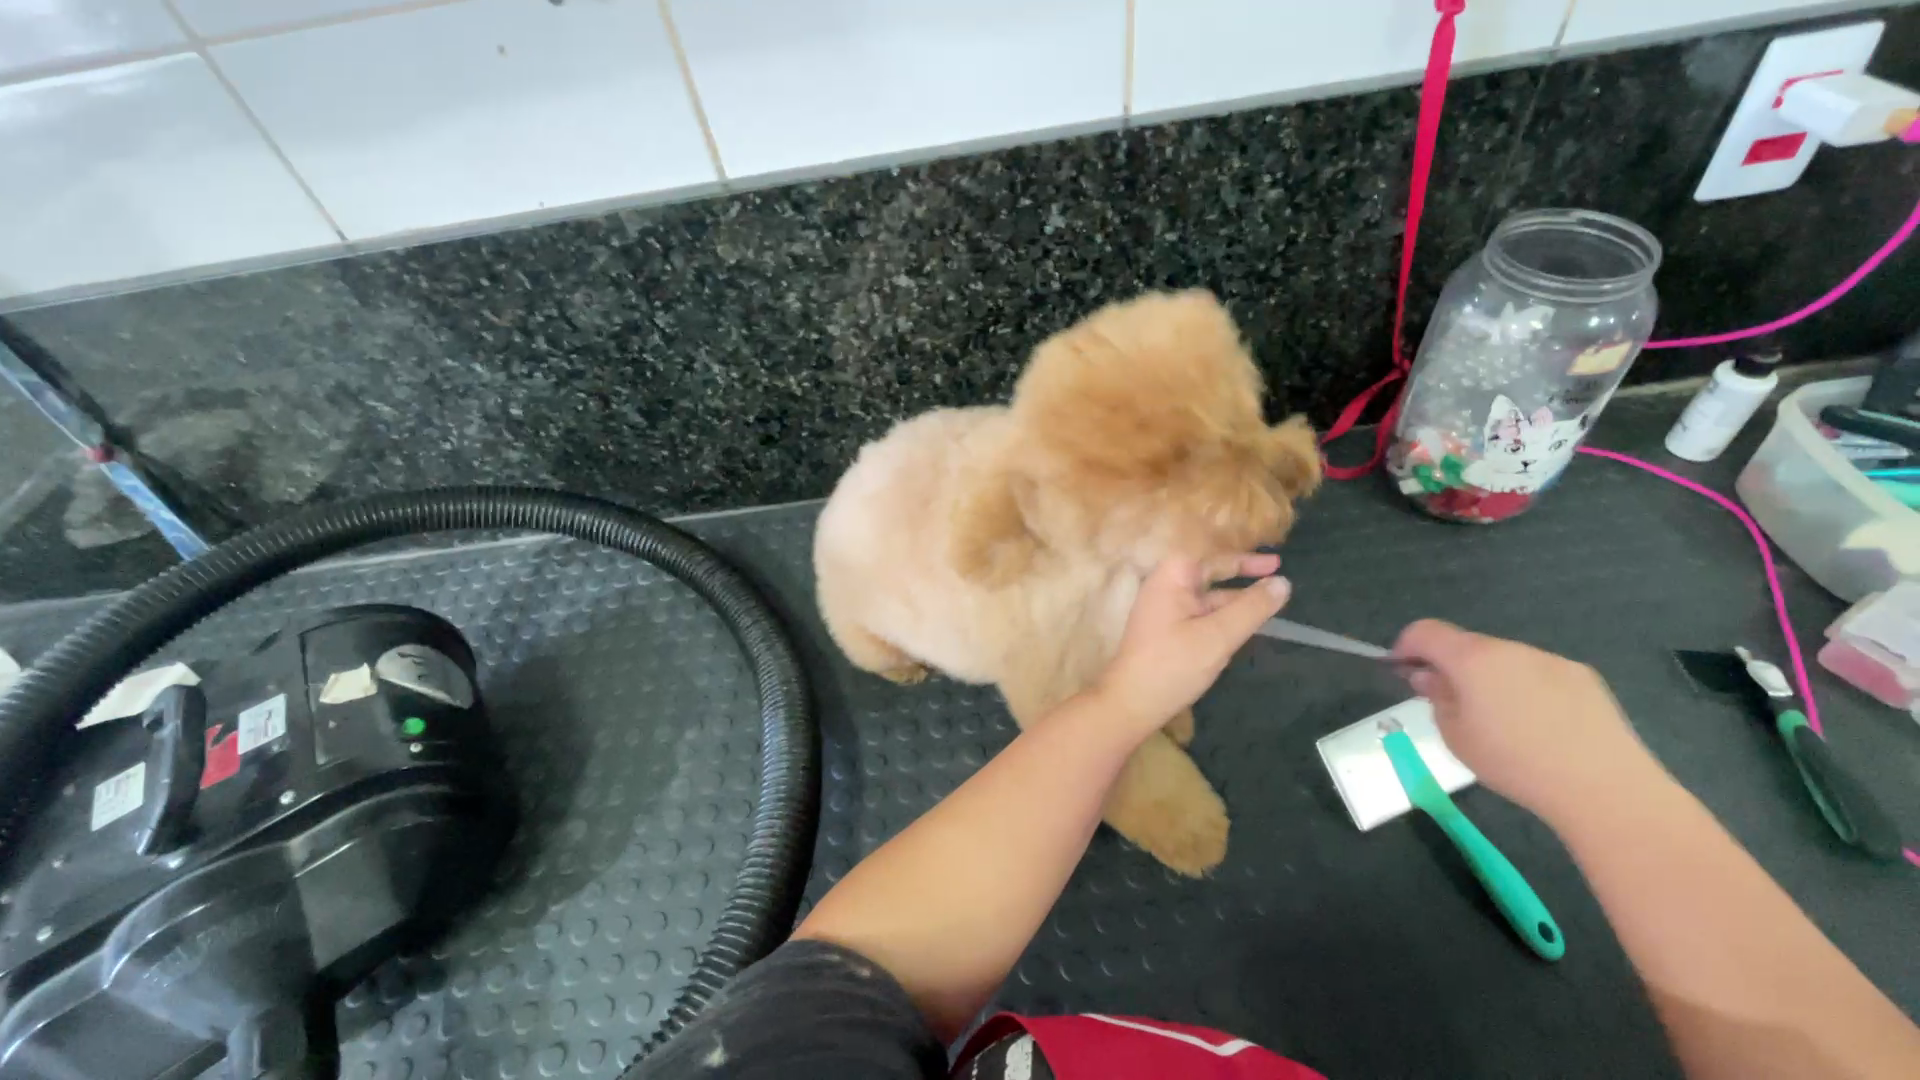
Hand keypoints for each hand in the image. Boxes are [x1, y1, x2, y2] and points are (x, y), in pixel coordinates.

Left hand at [1092, 554, 1291, 735]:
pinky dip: (1223, 617)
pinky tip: (1245, 628)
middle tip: (1279, 576)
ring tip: (1272, 605)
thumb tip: (1283, 583)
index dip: (1245, 556)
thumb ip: (1252, 608)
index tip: (1277, 563)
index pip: (1212, 554)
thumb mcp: (1219, 635)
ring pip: (1207, 597)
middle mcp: (1165, 586)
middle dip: (1243, 575)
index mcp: (1172, 576)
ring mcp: (1164, 610)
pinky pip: (1200, 615)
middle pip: (1210, 573)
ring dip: (1236, 599)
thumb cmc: (1174, 664)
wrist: (1131, 703)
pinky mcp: (1167, 631)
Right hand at [1393, 620, 1663, 824]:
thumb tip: (1430, 678)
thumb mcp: (1455, 737)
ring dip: (1492, 679)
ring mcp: (1551, 660)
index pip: (1426, 632)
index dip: (1407, 646)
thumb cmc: (1514, 762)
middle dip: (1452, 668)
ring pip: (1506, 661)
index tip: (1403, 670)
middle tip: (1452, 705)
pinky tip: (1543, 728)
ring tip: (1504, 724)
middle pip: (1468, 646)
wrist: (1603, 787)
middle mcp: (1511, 649)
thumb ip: (1437, 699)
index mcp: (1473, 659)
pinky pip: (1540, 675)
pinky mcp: (1584, 677)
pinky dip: (1528, 690)